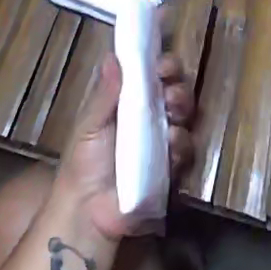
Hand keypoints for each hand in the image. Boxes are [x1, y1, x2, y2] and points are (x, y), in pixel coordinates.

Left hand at [54, 53, 194, 240]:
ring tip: (171, 116)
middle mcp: (151, 116)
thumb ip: (105, 93)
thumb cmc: (83, 164)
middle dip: (179, 87)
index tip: (163, 66)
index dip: (163, 65)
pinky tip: (170, 146)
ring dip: (182, 110)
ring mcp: (164, 141)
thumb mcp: (90, 125)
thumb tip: (112, 56)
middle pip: (176, 91)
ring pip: (186, 116)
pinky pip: (187, 148)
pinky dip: (181, 143)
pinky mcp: (173, 166)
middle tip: (170, 93)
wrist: (88, 214)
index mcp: (129, 101)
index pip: (153, 74)